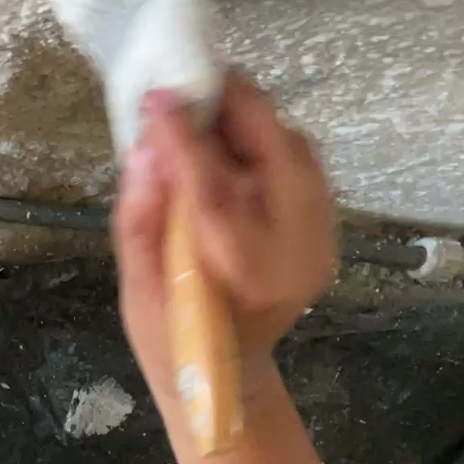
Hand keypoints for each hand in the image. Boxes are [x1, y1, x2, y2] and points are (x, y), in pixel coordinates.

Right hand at [112, 71, 336, 422]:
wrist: (227, 377)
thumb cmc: (172, 341)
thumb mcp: (138, 290)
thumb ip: (140, 220)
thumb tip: (145, 149)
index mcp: (245, 274)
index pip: (214, 188)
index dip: (184, 137)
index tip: (158, 97)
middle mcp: (299, 250)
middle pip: (277, 150)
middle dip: (234, 106)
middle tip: (188, 85)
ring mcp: (321, 238)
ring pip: (295, 150)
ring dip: (249, 121)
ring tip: (202, 111)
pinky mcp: (325, 229)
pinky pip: (299, 165)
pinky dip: (262, 143)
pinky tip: (227, 145)